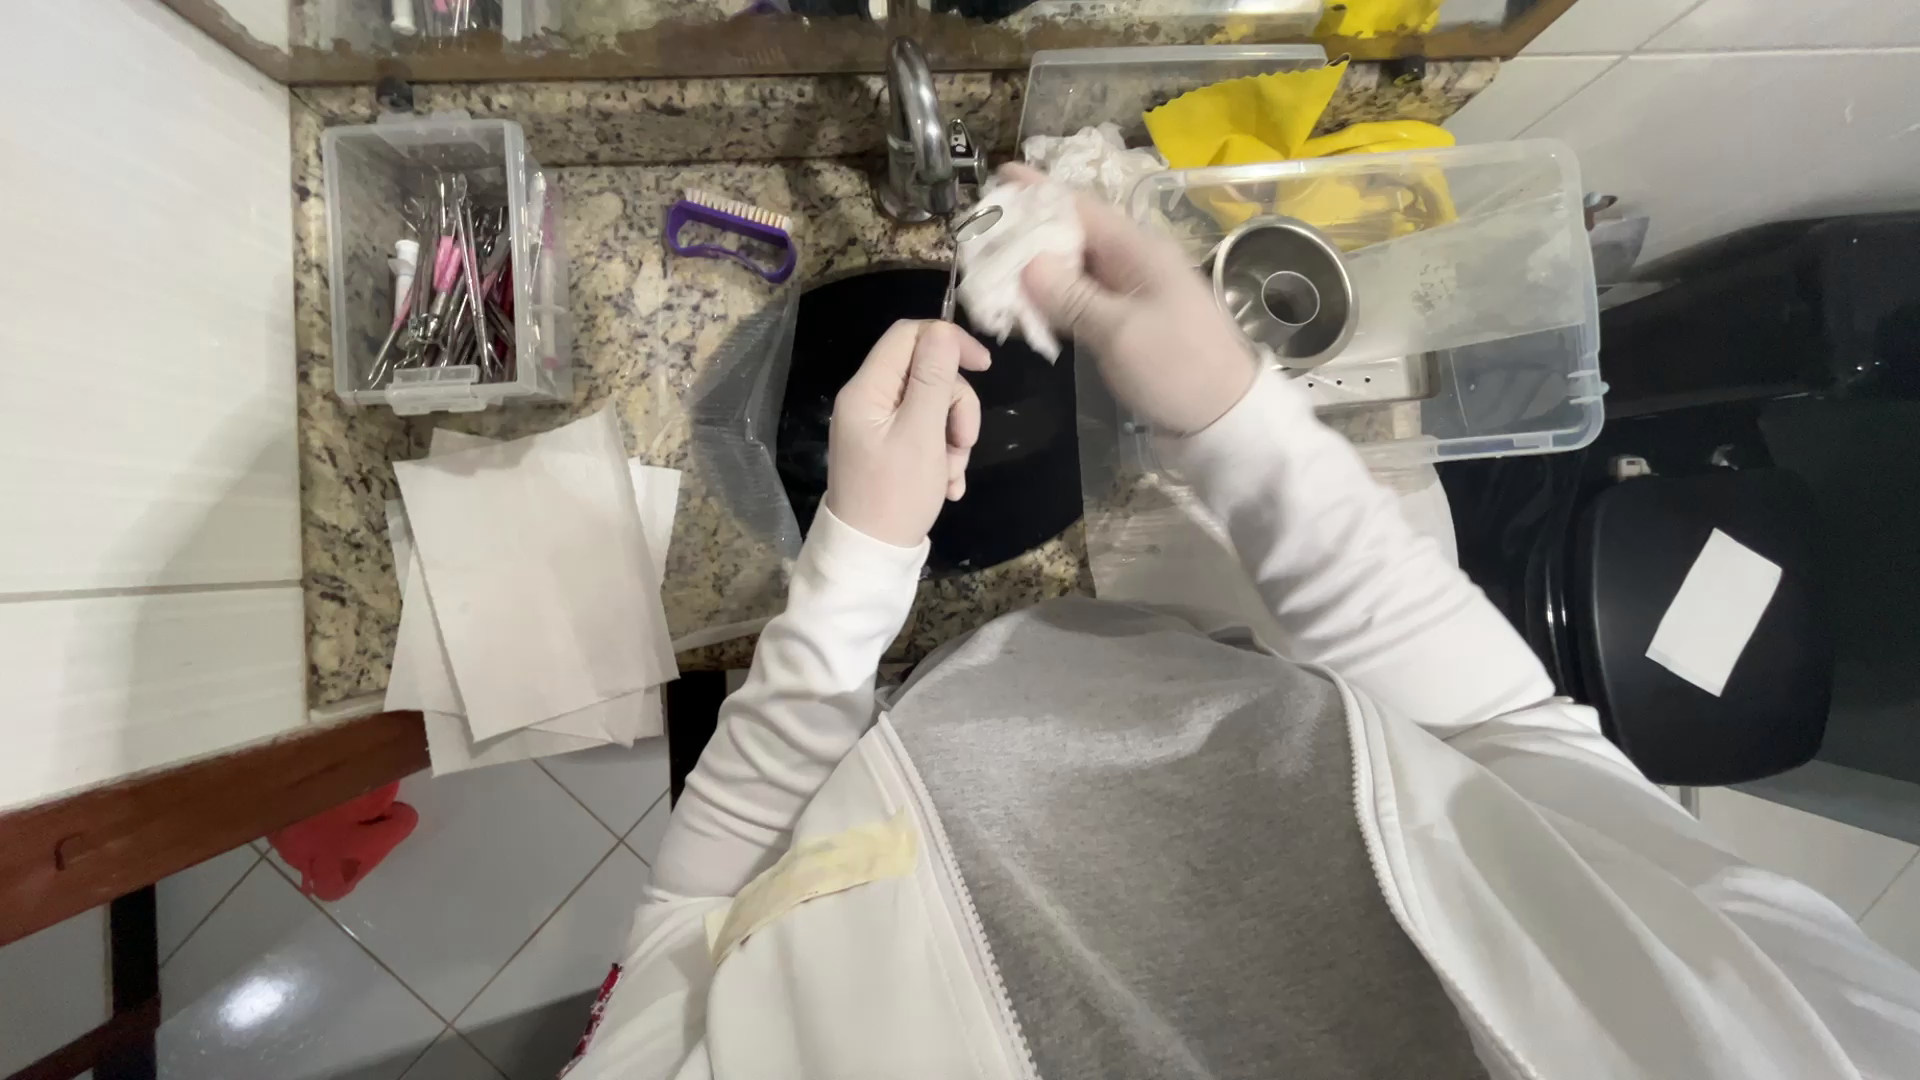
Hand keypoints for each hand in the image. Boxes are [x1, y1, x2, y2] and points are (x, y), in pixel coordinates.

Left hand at [826, 320, 990, 547]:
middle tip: (962, 443)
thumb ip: (934, 379)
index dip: (949, 341)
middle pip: (927, 374)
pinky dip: (942, 456)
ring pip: (932, 408)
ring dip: (953, 438)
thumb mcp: (922, 434)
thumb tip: (944, 332)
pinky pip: (925, 435)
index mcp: (867, 389)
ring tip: (950, 474)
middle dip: (955, 407)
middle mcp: (868, 401)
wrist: (871, 555)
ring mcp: (877, 427)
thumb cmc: (896, 495)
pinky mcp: (888, 450)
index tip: (985, 366)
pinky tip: (947, 484)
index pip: (909, 335)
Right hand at [1007, 165, 1256, 434]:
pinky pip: (1079, 300)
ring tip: (991, 270)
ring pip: (1072, 270)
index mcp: (1136, 251)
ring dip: (1034, 269)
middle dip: (1027, 232)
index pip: (1080, 208)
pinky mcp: (1123, 323)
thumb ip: (1072, 297)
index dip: (1039, 191)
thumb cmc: (1176, 368)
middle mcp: (1131, 264)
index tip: (1002, 175)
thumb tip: (1027, 265)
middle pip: (1071, 236)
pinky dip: (1050, 301)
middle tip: (983, 234)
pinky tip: (1022, 307)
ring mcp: (1128, 295)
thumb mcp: (1121, 332)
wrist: (1221, 414)